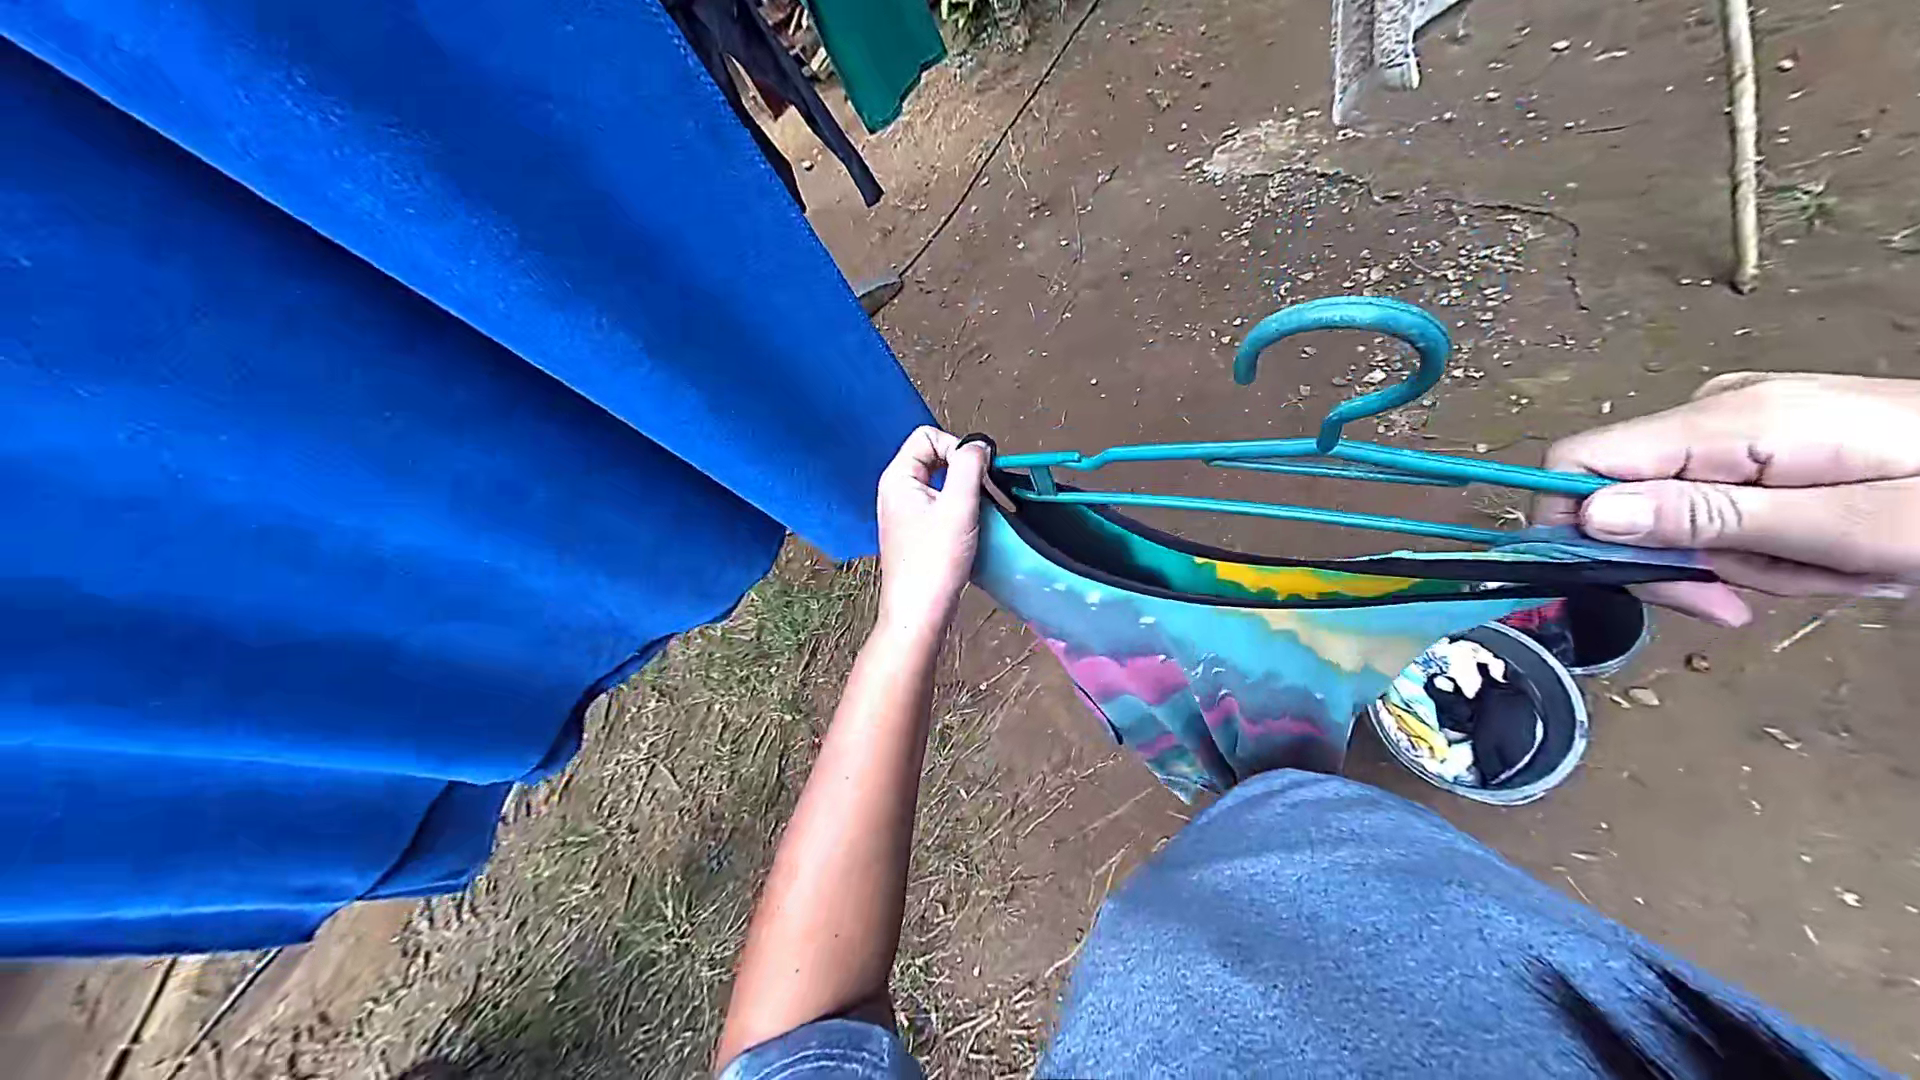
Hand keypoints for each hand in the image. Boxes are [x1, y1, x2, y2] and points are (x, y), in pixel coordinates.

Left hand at [874, 427, 989, 637]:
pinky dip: (959, 511)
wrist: (919, 613)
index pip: (927, 436)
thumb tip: (978, 444)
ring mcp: (905, 513)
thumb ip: (969, 465)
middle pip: (934, 457)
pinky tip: (970, 531)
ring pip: (941, 483)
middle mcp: (897, 491)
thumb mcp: (958, 506)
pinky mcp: (917, 533)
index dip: (955, 446)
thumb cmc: (933, 563)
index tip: (976, 473)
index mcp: (898, 478)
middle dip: (963, 470)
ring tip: (977, 515)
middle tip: (981, 494)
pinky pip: (941, 506)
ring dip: (964, 493)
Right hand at [1537, 372, 1919, 626]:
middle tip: (1734, 603)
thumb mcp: (1854, 529)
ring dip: (1723, 555)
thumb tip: (1591, 517)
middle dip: (1668, 554)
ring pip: (1662, 505)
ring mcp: (1739, 424)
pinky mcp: (1759, 442)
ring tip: (1816, 570)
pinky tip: (1811, 550)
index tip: (1617, 575)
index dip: (1567, 521)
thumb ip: (1713, 517)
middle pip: (1617, 492)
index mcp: (1732, 422)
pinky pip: (1705, 499)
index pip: (1577, 461)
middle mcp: (1718, 412)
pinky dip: (1745, 540)